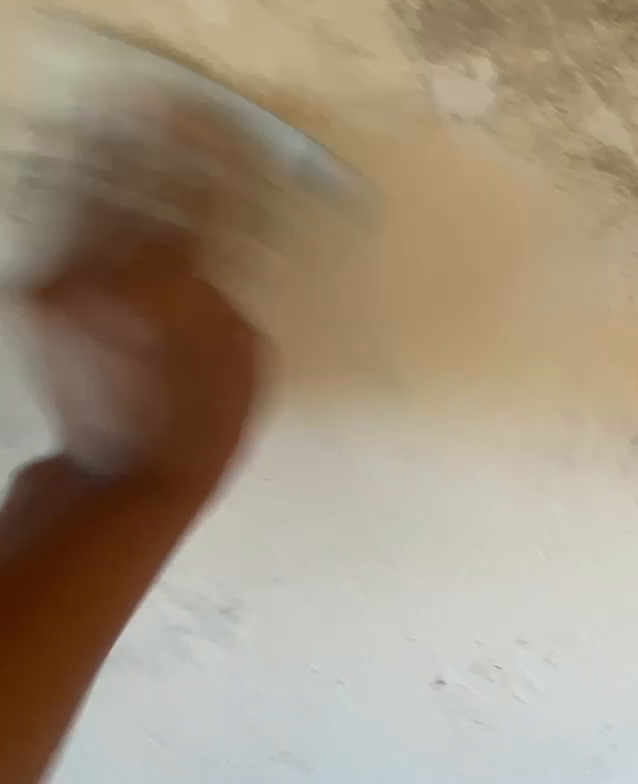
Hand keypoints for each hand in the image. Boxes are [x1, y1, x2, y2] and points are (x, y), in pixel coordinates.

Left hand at [24, 110, 259, 487]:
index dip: (220, 174)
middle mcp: (102, 279)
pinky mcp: (35, 292)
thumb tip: (206, 262)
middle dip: (160, 146)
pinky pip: (57, 223)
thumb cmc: (203, 424)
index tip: (231, 142)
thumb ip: (223, 297)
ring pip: (82, 197)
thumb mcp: (246, 356)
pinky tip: (84, 161)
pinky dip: (75, 185)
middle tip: (177, 109)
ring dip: (107, 150)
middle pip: (133, 192)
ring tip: (126, 114)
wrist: (127, 464)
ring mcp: (58, 282)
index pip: (200, 214)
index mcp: (169, 296)